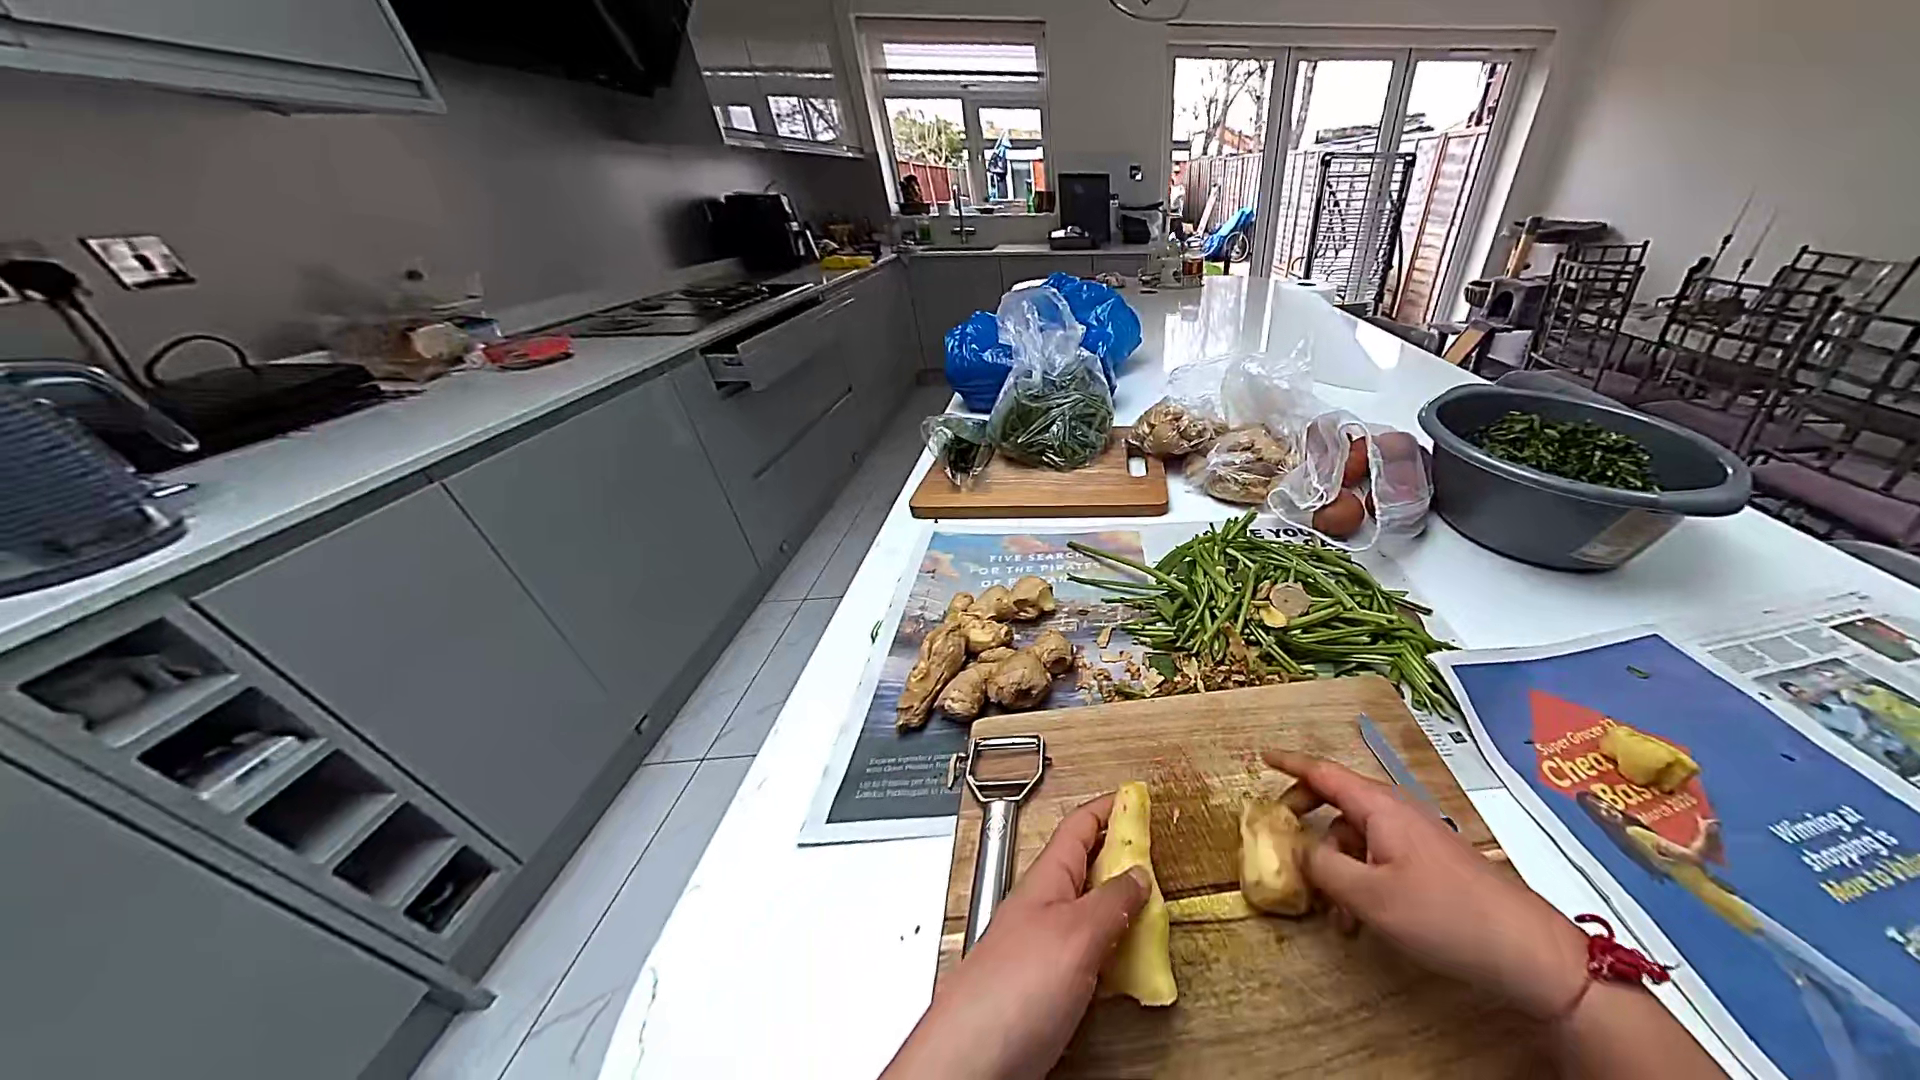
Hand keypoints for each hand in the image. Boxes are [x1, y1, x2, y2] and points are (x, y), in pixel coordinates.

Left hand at [881, 794, 1149, 1079]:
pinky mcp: (1050, 983)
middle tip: (1156, 855)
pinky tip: (1132, 964)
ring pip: (1091, 910)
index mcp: (1047, 879)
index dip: (1107, 807)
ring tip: (1154, 908)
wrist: (974, 1057)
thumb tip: (1138, 872)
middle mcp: (1045, 905)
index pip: (1079, 826)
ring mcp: (1046, 944)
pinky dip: (1116, 949)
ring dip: (1122, 905)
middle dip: (1121, 856)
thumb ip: (1110, 902)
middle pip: (1087, 866)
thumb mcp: (1075, 935)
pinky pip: (1091, 952)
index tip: (1136, 796)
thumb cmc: (1011, 991)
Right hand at [1265, 750, 1590, 1019]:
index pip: (1323, 771)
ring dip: (1334, 864)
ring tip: (1332, 910)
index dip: (1288, 762)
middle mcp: (1395, 812)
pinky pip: (1378, 857)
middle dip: (1306, 819)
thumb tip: (1297, 851)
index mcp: (1378, 806)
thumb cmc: (1446, 916)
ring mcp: (1415, 837)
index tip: (1261, 755)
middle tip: (1284, 839)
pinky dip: (1359, 877)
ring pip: (1356, 836)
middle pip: (1336, 802)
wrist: (1536, 957)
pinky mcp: (1429, 864)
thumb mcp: (1369, 896)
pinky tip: (1360, 918)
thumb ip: (1321, 868)